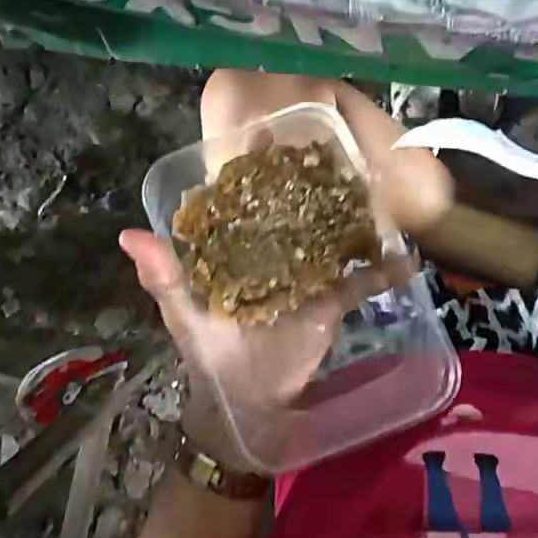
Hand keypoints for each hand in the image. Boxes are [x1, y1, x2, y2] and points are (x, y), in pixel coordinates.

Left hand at [121, 71, 446, 471]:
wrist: (251, 404)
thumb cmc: (213, 355)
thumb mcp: (186, 317)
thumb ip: (165, 278)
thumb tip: (128, 235)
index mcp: (236, 249)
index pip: (244, 199)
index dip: (251, 168)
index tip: (265, 133)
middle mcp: (274, 251)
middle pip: (293, 207)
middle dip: (308, 178)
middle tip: (331, 146)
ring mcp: (307, 271)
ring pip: (330, 233)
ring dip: (350, 212)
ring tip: (374, 183)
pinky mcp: (333, 297)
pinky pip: (362, 281)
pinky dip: (384, 270)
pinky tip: (408, 256)